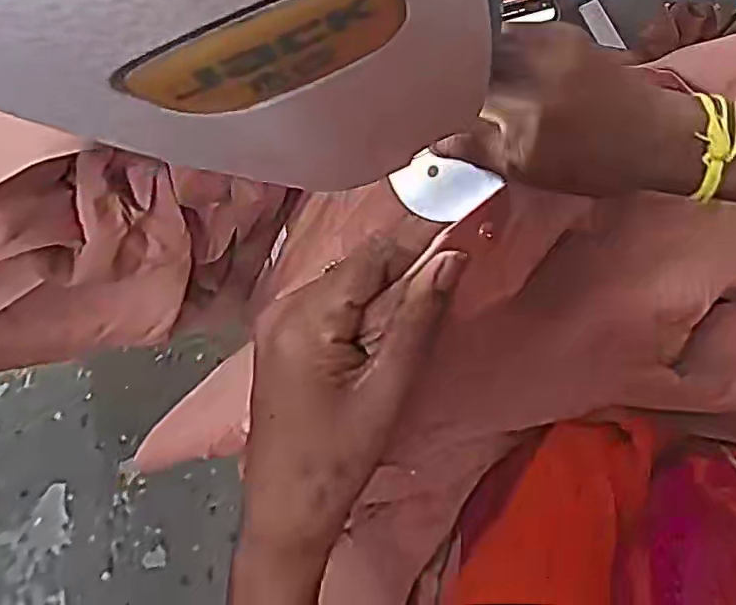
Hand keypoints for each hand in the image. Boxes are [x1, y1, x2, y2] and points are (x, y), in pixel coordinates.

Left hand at [233, 239, 466, 603]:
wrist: (285, 516)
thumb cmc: (336, 462)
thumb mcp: (387, 388)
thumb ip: (419, 316)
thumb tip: (452, 258)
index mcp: (304, 318)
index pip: (372, 257)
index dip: (417, 236)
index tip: (455, 220)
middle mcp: (285, 306)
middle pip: (360, 265)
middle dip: (407, 259)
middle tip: (452, 253)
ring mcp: (280, 318)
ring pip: (351, 279)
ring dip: (391, 279)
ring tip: (431, 279)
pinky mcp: (285, 332)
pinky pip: (337, 298)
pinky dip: (370, 298)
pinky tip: (395, 308)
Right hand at [433, 22, 704, 196]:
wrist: (656, 133)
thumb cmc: (598, 162)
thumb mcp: (533, 171)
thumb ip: (479, 151)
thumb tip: (434, 141)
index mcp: (522, 118)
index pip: (457, 95)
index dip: (438, 98)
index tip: (430, 105)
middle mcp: (531, 75)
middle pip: (468, 60)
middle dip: (454, 72)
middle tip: (448, 87)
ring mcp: (548, 47)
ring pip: (490, 41)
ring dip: (477, 55)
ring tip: (475, 73)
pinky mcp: (563, 32)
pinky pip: (516, 31)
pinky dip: (504, 45)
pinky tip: (508, 62)